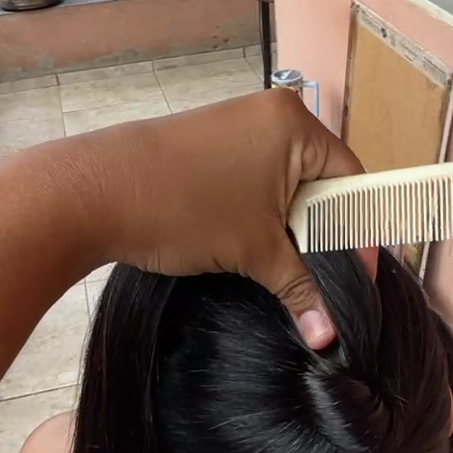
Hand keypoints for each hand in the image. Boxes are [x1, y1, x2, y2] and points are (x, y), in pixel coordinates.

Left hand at [47, 87, 364, 347]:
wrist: (94, 193)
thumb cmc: (184, 210)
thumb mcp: (254, 252)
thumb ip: (300, 288)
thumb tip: (328, 336)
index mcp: (295, 125)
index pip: (351, 180)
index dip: (357, 234)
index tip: (358, 278)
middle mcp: (270, 115)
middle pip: (318, 184)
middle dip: (320, 236)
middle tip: (323, 281)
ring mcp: (236, 127)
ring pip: (283, 187)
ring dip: (287, 231)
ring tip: (285, 270)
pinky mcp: (209, 145)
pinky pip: (254, 183)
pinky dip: (260, 217)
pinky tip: (251, 248)